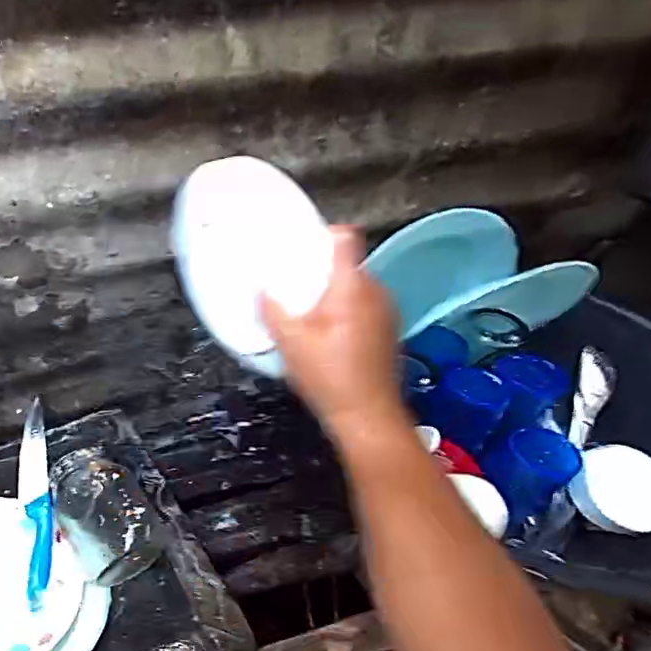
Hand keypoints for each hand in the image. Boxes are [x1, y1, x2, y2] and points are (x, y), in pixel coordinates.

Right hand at [260, 226, 408, 437]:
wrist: (367, 416)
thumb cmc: (329, 377)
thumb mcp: (289, 343)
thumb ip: (272, 311)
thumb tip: (261, 291)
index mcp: (351, 287)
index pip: (345, 239)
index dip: (324, 234)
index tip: (302, 245)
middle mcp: (375, 291)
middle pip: (348, 265)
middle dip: (321, 271)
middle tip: (292, 285)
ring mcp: (386, 311)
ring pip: (356, 286)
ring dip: (333, 293)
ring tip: (306, 311)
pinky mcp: (388, 330)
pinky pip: (364, 306)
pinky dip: (345, 311)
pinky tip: (326, 333)